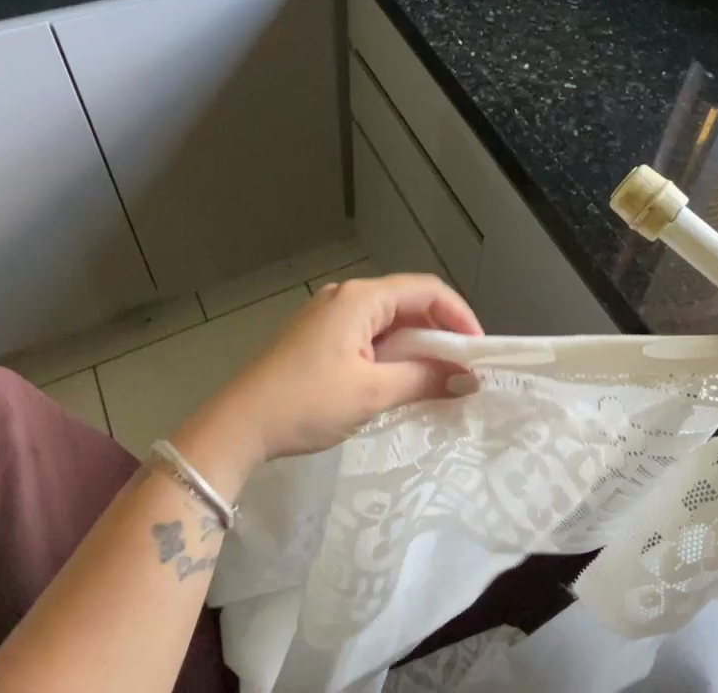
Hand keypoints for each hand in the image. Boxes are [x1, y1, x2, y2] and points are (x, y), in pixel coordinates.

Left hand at [196, 274, 482, 466]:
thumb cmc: (307, 403)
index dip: (459, 315)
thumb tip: (467, 379)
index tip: (479, 349)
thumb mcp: (373, 393)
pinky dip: (393, 351)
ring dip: (417, 343)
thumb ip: (424, 379)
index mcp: (360, 298)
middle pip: (408, 301)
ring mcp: (328, 315)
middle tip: (464, 365)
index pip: (426, 290)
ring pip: (388, 319)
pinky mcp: (318, 336)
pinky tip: (402, 378)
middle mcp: (345, 297)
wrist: (238, 426)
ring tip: (440, 374)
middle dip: (441, 330)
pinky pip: (368, 334)